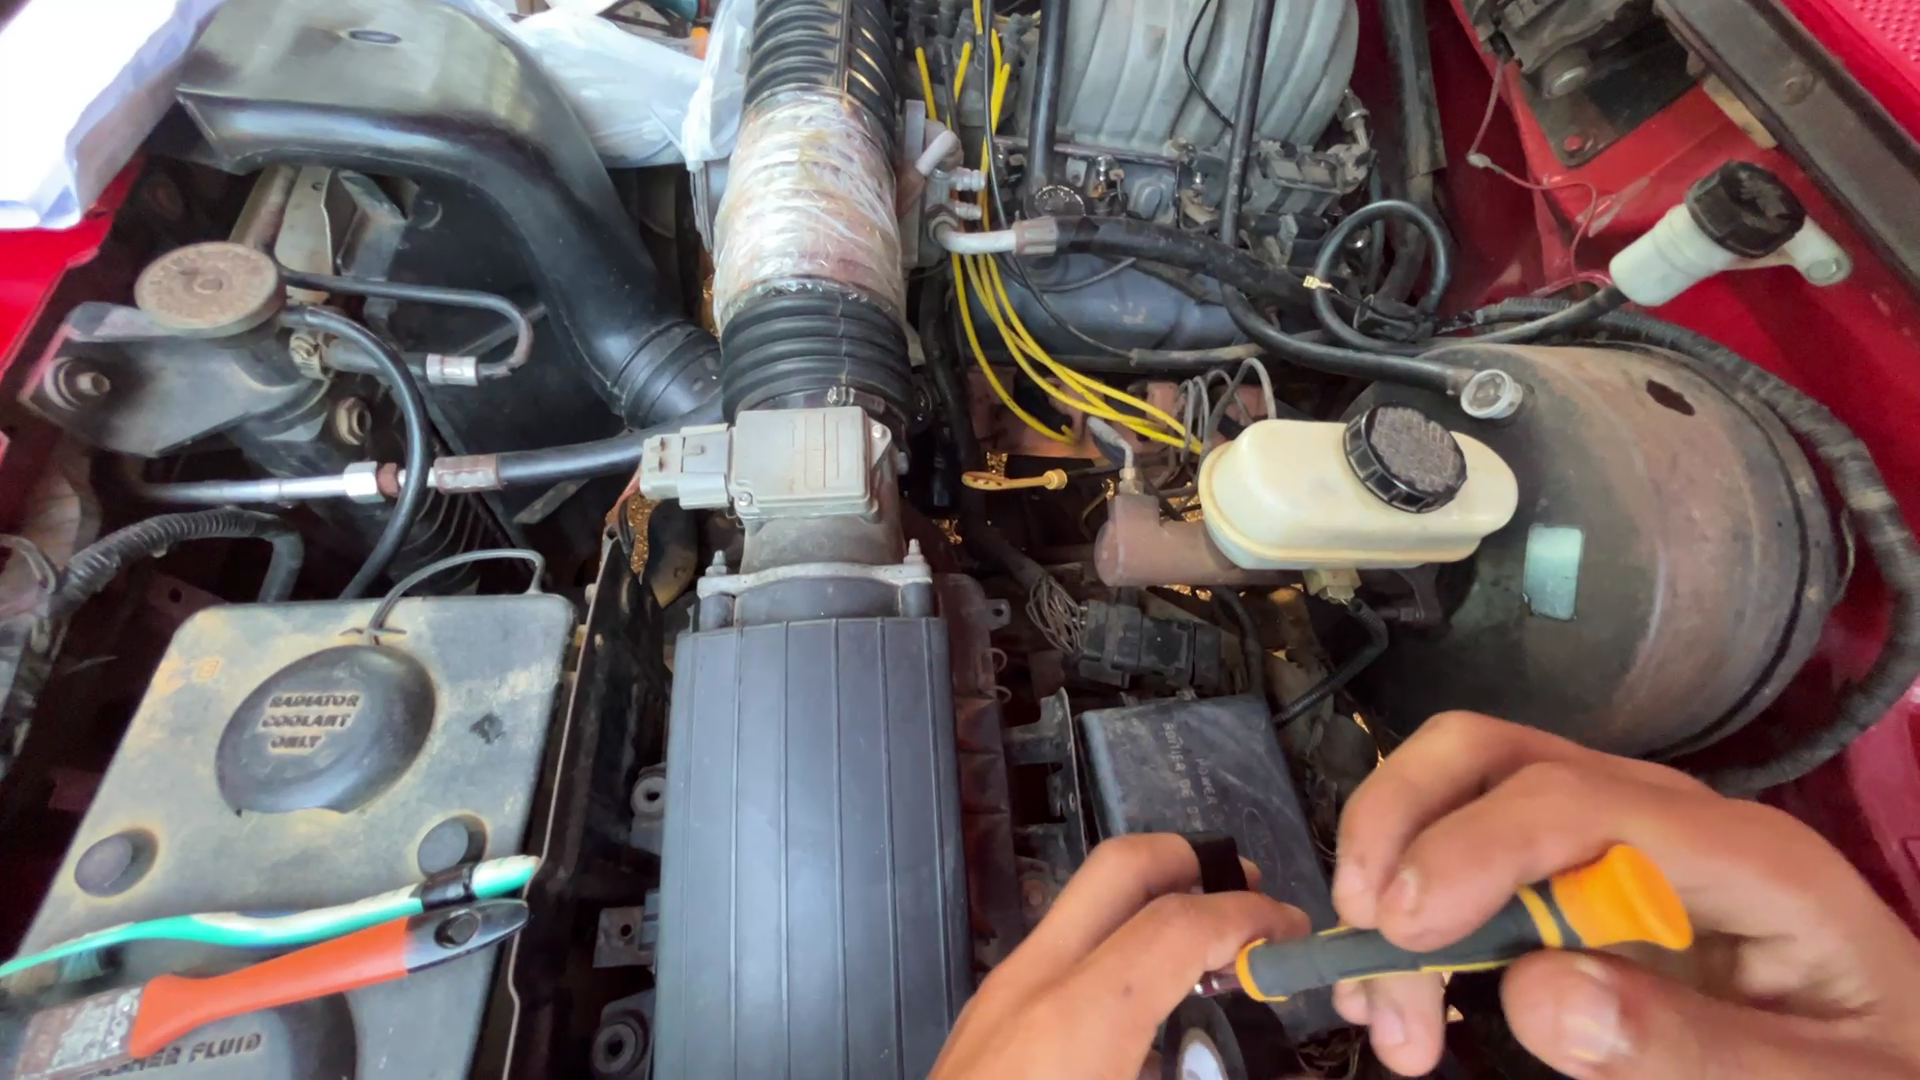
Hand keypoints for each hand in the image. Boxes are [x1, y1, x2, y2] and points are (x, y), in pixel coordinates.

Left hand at [931, 833, 1308, 1078]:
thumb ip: (1201, 1066)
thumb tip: (1271, 1058)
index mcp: (1076, 1022)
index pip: (1174, 923)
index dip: (1246, 917)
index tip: (1289, 931)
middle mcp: (1034, 978)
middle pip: (1118, 866)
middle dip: (1192, 863)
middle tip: (1248, 899)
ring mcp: (1005, 985)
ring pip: (1089, 897)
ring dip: (1156, 900)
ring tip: (1212, 949)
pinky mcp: (993, 1005)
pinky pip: (1069, 942)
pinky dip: (1123, 940)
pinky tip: (1154, 999)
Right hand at [1328, 711, 1919, 1077]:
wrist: (1885, 1066)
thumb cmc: (1876, 1071)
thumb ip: (1701, 1052)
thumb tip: (1532, 996)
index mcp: (1738, 852)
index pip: (1570, 805)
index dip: (1468, 852)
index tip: (1401, 932)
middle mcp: (1646, 806)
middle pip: (1483, 754)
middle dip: (1396, 823)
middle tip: (1359, 921)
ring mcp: (1589, 820)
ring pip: (1447, 780)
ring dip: (1379, 862)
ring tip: (1366, 990)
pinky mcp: (1547, 855)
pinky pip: (1445, 835)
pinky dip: (1391, 891)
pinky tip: (1380, 975)